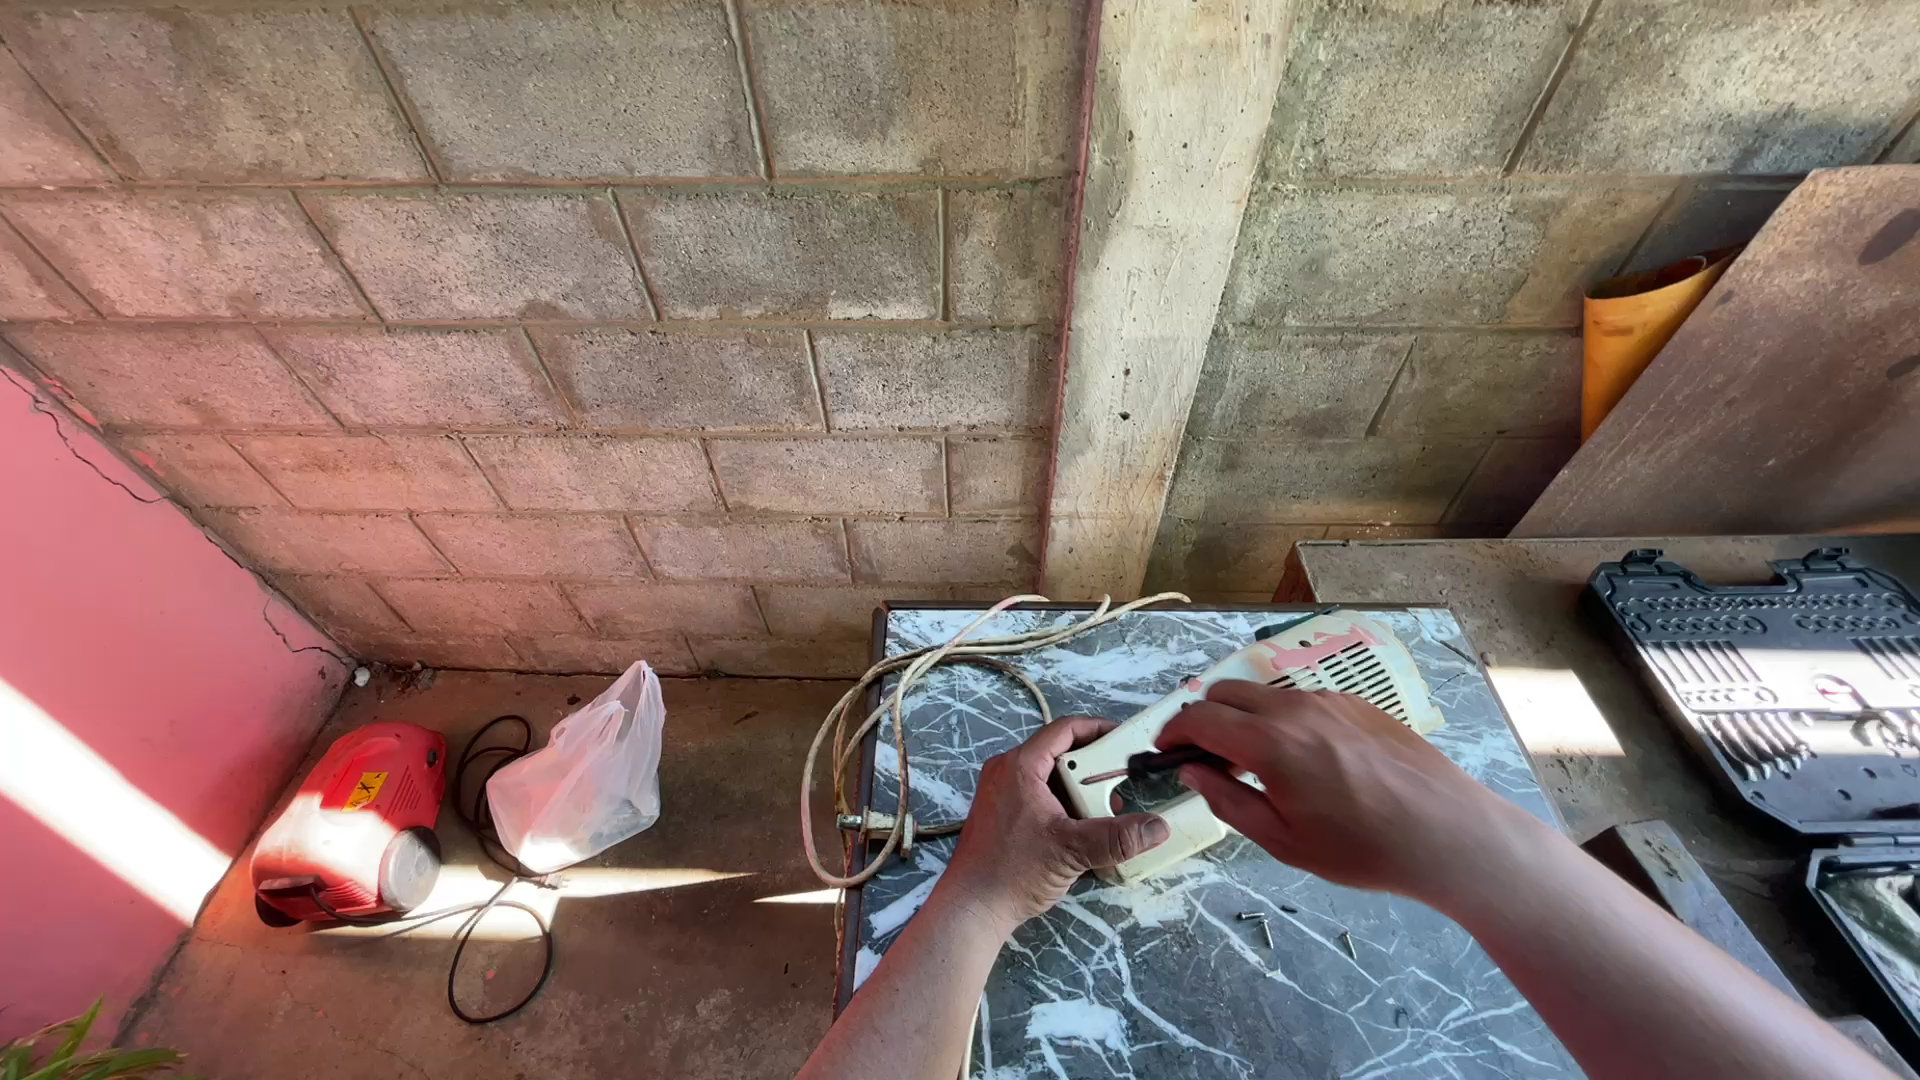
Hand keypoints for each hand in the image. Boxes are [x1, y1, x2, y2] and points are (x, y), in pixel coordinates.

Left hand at [937, 716, 1170, 929]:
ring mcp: (1001, 790)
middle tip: (1121, 781)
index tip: (1124, 738)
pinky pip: (1038, 792)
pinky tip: (1082, 826)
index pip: (1064, 729)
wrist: (971, 907)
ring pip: (1049, 774)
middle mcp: (1007, 769)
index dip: (1097, 728)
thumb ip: (1117, 837)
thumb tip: (1156, 827)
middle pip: (1058, 751)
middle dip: (1093, 766)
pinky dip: (1062, 801)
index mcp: (1019, 765)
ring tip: (1106, 810)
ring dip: (1079, 788)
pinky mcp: (1001, 810)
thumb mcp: (1072, 851)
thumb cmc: (1012, 872)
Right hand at [1159, 681, 1545, 908]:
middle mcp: (1292, 707)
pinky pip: (1301, 699)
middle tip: (1210, 758)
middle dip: (1204, 717)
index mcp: (1268, 742)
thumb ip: (1227, 800)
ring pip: (1263, 693)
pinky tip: (1310, 758)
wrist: (1453, 835)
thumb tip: (1193, 770)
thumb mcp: (1283, 840)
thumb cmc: (1363, 848)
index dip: (1173, 731)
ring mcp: (1327, 699)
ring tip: (1262, 762)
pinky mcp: (1356, 702)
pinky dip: (1282, 718)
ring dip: (1244, 716)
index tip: (1165, 749)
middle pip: (1224, 691)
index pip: (1199, 718)